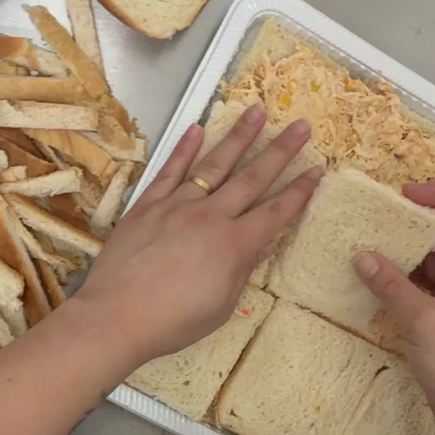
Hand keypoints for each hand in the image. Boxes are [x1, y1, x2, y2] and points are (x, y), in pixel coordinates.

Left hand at [72, 106, 321, 367]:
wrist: (116, 316)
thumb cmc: (173, 322)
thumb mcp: (220, 306)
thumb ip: (240, 271)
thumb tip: (258, 245)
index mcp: (234, 246)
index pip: (276, 213)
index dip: (299, 192)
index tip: (318, 170)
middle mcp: (211, 216)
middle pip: (252, 178)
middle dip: (280, 151)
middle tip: (301, 125)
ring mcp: (177, 206)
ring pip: (214, 165)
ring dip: (238, 137)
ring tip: (256, 112)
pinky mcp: (147, 205)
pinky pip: (170, 171)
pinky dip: (184, 149)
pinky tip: (196, 129)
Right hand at [354, 183, 434, 414]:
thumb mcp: (421, 320)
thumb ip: (390, 284)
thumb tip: (361, 255)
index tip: (407, 194)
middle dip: (418, 225)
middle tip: (381, 221)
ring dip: (408, 253)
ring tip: (373, 246)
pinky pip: (427, 285)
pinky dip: (406, 278)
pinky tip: (380, 277)